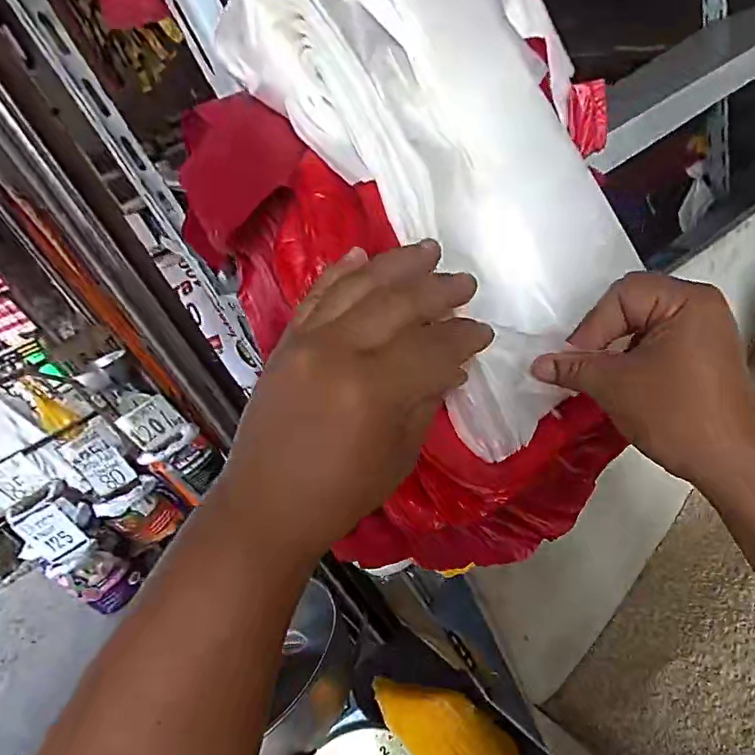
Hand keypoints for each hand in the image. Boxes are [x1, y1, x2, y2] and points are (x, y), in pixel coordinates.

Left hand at [209, 241, 490, 553]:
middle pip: (398, 305)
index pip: (432, 348)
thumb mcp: (400, 454)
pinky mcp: (286, 342)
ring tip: (427, 251)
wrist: (269, 503)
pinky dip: (342, 272)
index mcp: (373, 390)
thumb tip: (449, 368)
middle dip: (438, 291)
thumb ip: (425, 402)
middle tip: (466, 283)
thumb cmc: (344, 492)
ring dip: (396, 265)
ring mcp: (307, 342)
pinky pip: (317, 295)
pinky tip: (362, 256)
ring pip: (358, 287)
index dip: (463, 337)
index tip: (484, 332)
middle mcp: (338, 353)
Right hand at [532, 272, 754, 483]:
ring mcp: (711, 336)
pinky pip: (666, 350)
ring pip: (649, 332)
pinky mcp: (710, 362)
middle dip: (605, 340)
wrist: (730, 461)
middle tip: (584, 369)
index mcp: (688, 300)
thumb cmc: (678, 417)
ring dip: (621, 355)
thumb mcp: (617, 387)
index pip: (623, 295)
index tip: (573, 362)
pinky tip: (628, 391)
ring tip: (604, 383)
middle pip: (637, 308)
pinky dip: (641, 366)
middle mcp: (704, 309)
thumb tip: (542, 364)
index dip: (591, 327)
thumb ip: (576, 368)